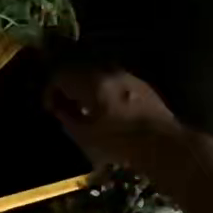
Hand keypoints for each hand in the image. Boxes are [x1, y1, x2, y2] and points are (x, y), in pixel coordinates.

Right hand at [44, 67, 187, 171]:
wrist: (163, 143)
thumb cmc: (119, 140)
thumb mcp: (83, 134)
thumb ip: (66, 116)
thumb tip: (58, 108)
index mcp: (90, 83)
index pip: (60, 76)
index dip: (49, 90)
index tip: (49, 107)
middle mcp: (107, 73)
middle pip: (77, 69)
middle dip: (65, 85)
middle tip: (62, 103)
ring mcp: (126, 76)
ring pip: (95, 72)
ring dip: (84, 84)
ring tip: (82, 104)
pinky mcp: (140, 84)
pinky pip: (112, 78)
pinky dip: (101, 87)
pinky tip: (104, 105)